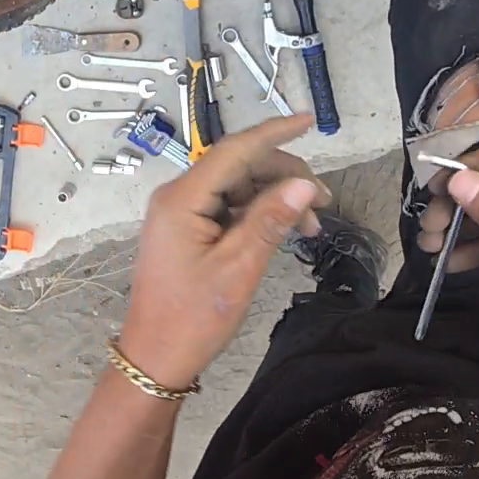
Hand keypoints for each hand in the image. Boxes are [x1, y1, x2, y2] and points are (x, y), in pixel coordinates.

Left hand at [118, 115, 330, 390]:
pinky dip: (258, 212)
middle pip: (239, 166)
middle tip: (324, 201)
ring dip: (275, 196)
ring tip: (311, 224)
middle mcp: (178, 195)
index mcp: (183, 198)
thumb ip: (269, 220)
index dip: (275, 132)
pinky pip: (228, 205)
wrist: (155, 358)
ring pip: (237, 185)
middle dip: (283, 175)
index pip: (236, 150)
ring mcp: (181, 211)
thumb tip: (304, 186)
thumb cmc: (193, 319)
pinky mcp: (187, 228)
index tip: (309, 120)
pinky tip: (284, 228)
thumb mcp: (238, 269)